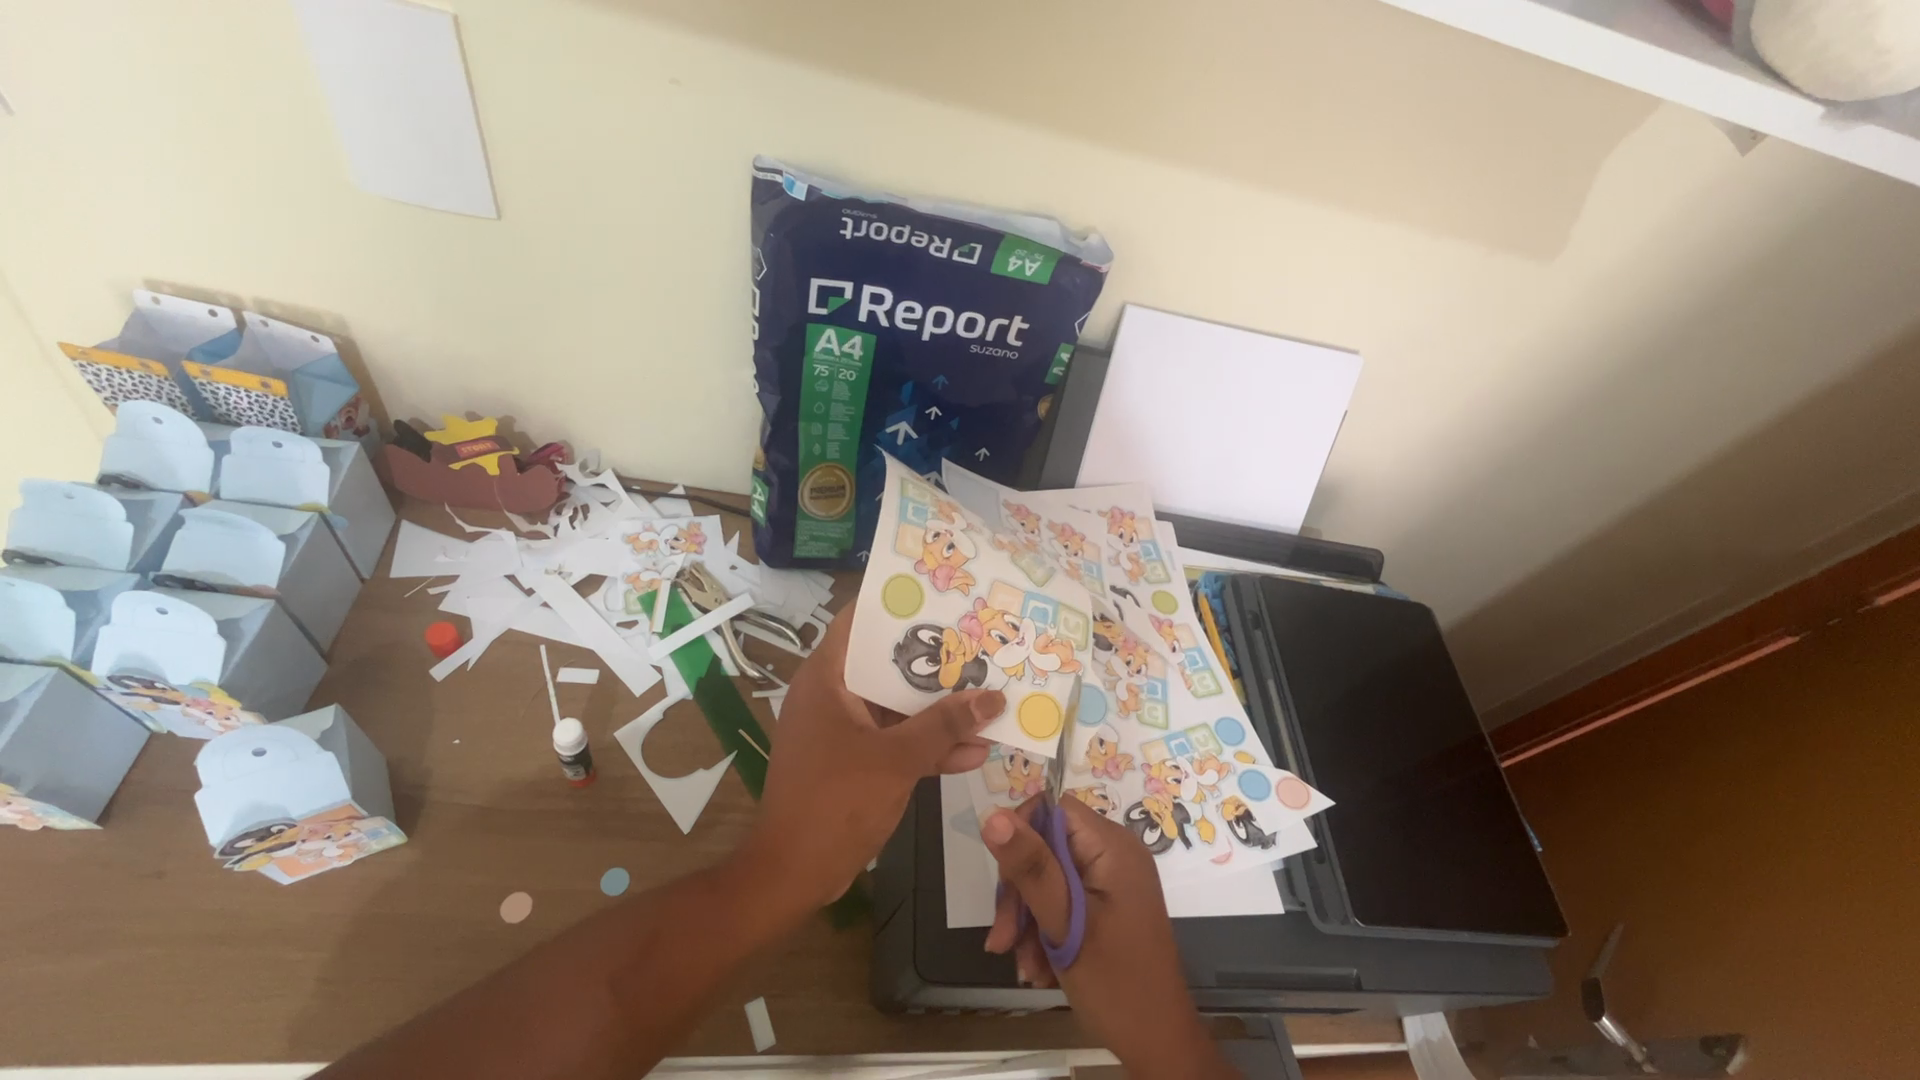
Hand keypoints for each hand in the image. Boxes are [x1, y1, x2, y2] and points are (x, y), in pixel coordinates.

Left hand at [743, 610, 1004, 909]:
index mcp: (828, 679)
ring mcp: (843, 731)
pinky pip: (895, 741)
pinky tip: (973, 752)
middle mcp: (833, 696)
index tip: (943, 600)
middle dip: (935, 663)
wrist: (793, 873)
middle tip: (980, 647)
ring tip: (989, 700)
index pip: (859, 622)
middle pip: (887, 665)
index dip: (899, 607)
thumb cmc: (836, 801)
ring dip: (939, 711)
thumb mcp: (897, 759)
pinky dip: (926, 746)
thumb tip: (993, 698)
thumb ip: (945, 725)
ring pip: (897, 707)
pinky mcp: (854, 763)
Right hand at [982, 798, 1234, 1078]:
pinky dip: (1046, 928)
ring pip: (1050, 876)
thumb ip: (1030, 867)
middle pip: (1046, 845)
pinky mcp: (1108, 903)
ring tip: (1023, 964)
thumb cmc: (1115, 984)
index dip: (1020, 838)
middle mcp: (1115, 853)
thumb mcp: (1064, 924)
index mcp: (1111, 846)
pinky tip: (1039, 967)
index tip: (1006, 886)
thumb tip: (992, 814)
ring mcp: (1113, 879)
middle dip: (1020, 892)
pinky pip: (1065, 898)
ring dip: (1028, 919)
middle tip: (1004, 940)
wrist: (1159, 1043)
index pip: (1050, 808)